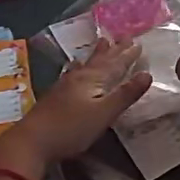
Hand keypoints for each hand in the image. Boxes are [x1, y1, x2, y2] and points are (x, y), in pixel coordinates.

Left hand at [0, 38, 151, 165]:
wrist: (31, 142)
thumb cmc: (71, 128)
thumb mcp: (104, 113)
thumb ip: (125, 94)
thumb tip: (147, 74)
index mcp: (93, 79)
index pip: (115, 64)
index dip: (127, 55)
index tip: (138, 43)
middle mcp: (79, 77)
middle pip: (100, 60)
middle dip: (114, 50)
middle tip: (124, 37)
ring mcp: (64, 86)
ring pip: (86, 65)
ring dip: (96, 55)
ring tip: (102, 42)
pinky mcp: (55, 96)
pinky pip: (74, 73)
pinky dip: (79, 67)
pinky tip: (74, 68)